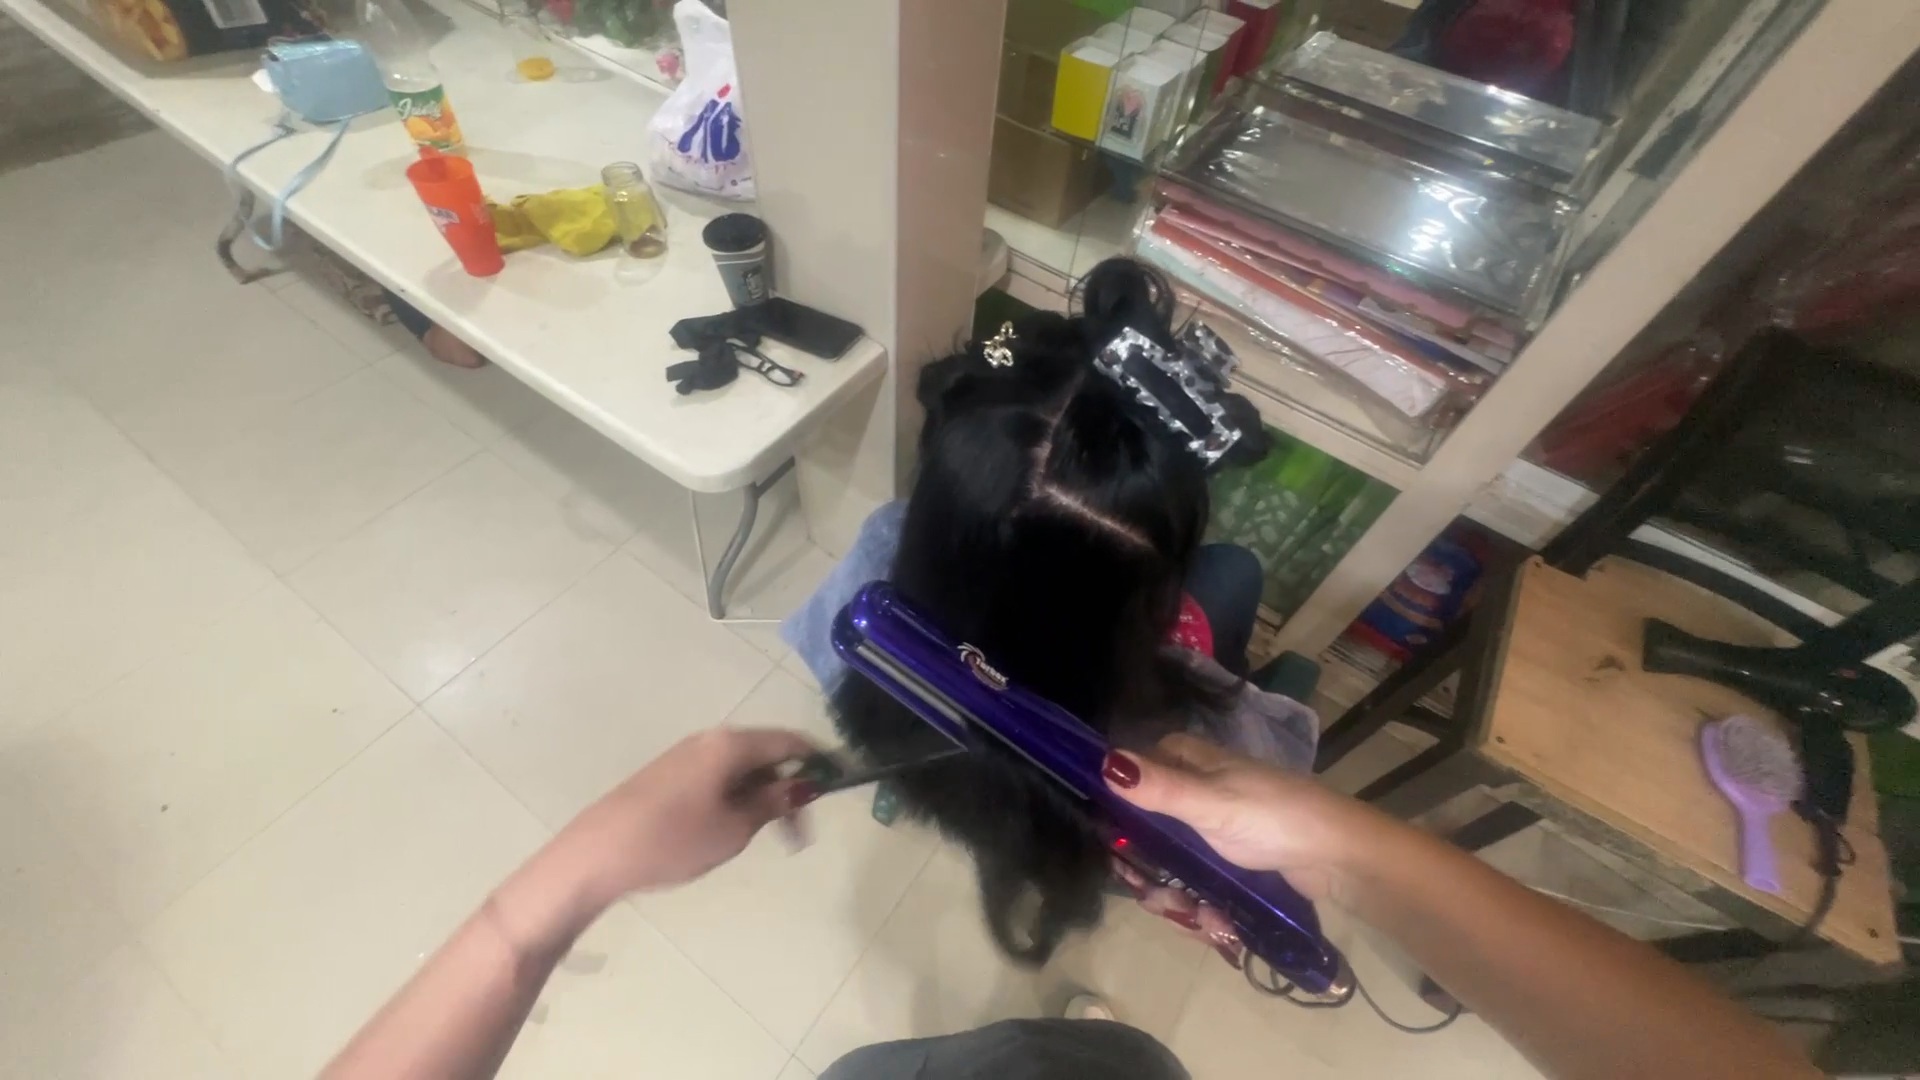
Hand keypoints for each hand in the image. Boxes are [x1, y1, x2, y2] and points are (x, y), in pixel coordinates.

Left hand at [556, 728, 819, 907]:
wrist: (596, 854)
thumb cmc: (673, 839)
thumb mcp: (735, 828)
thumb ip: (774, 803)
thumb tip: (805, 787)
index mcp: (733, 744)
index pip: (792, 742)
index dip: (820, 761)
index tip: (840, 785)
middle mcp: (714, 738)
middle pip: (768, 753)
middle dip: (790, 786)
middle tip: (798, 833)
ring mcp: (689, 753)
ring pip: (743, 766)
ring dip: (763, 793)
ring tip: (763, 835)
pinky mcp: (672, 772)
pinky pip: (721, 774)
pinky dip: (738, 794)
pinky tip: (729, 826)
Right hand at [1105, 732, 1390, 903]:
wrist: (1338, 856)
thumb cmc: (1271, 817)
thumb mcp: (1210, 803)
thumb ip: (1158, 788)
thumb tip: (1103, 762)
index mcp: (1181, 759)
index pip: (1126, 779)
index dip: (1116, 815)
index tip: (1116, 852)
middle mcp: (1189, 786)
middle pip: (1142, 827)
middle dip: (1148, 870)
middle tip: (1158, 900)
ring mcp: (1207, 823)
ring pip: (1167, 859)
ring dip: (1176, 895)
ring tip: (1200, 919)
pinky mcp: (1224, 856)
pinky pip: (1194, 878)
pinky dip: (1200, 901)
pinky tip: (1215, 921)